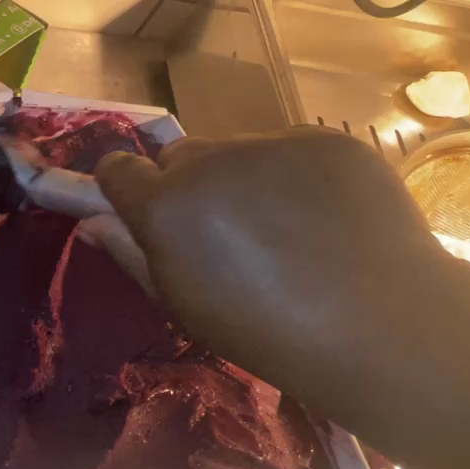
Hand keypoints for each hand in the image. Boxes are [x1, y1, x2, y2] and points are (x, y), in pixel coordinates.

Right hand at [91, 128, 469, 399]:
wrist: (378, 325)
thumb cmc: (259, 329)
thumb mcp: (178, 302)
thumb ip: (128, 253)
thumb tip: (90, 223)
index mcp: (165, 204)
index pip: (117, 168)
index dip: (124, 190)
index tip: (142, 215)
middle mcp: (209, 160)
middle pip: (177, 157)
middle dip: (185, 185)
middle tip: (220, 233)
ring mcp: (271, 144)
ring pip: (234, 151)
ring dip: (239, 178)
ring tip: (282, 229)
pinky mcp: (327, 140)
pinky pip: (288, 149)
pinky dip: (292, 175)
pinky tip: (322, 218)